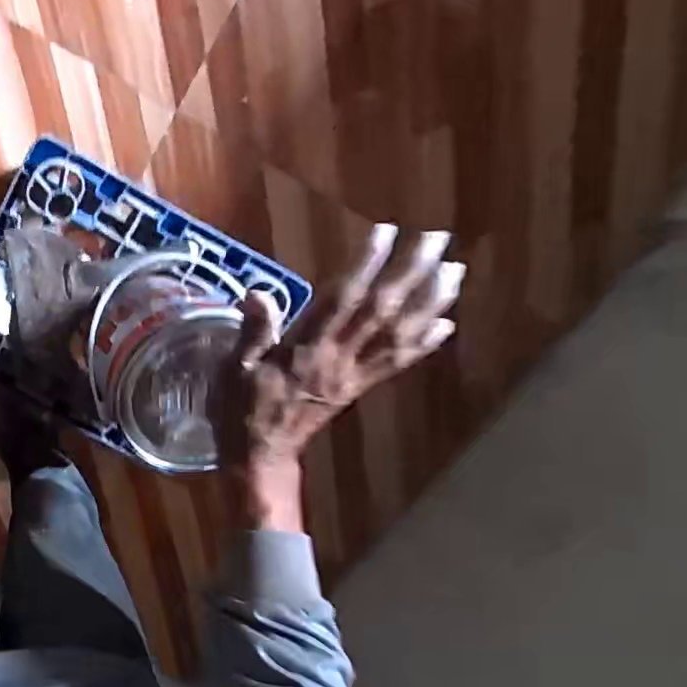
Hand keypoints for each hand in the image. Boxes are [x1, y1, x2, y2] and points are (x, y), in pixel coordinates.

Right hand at [218, 224, 465, 528]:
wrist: (260, 455)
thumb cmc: (240, 411)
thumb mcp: (233, 370)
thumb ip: (251, 332)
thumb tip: (257, 292)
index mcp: (304, 350)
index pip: (340, 301)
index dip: (365, 265)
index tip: (386, 231)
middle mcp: (336, 358)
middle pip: (380, 311)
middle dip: (410, 273)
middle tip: (436, 238)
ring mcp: (351, 375)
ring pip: (397, 335)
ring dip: (429, 303)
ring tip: (453, 271)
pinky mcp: (357, 389)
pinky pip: (394, 365)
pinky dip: (423, 344)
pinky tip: (445, 324)